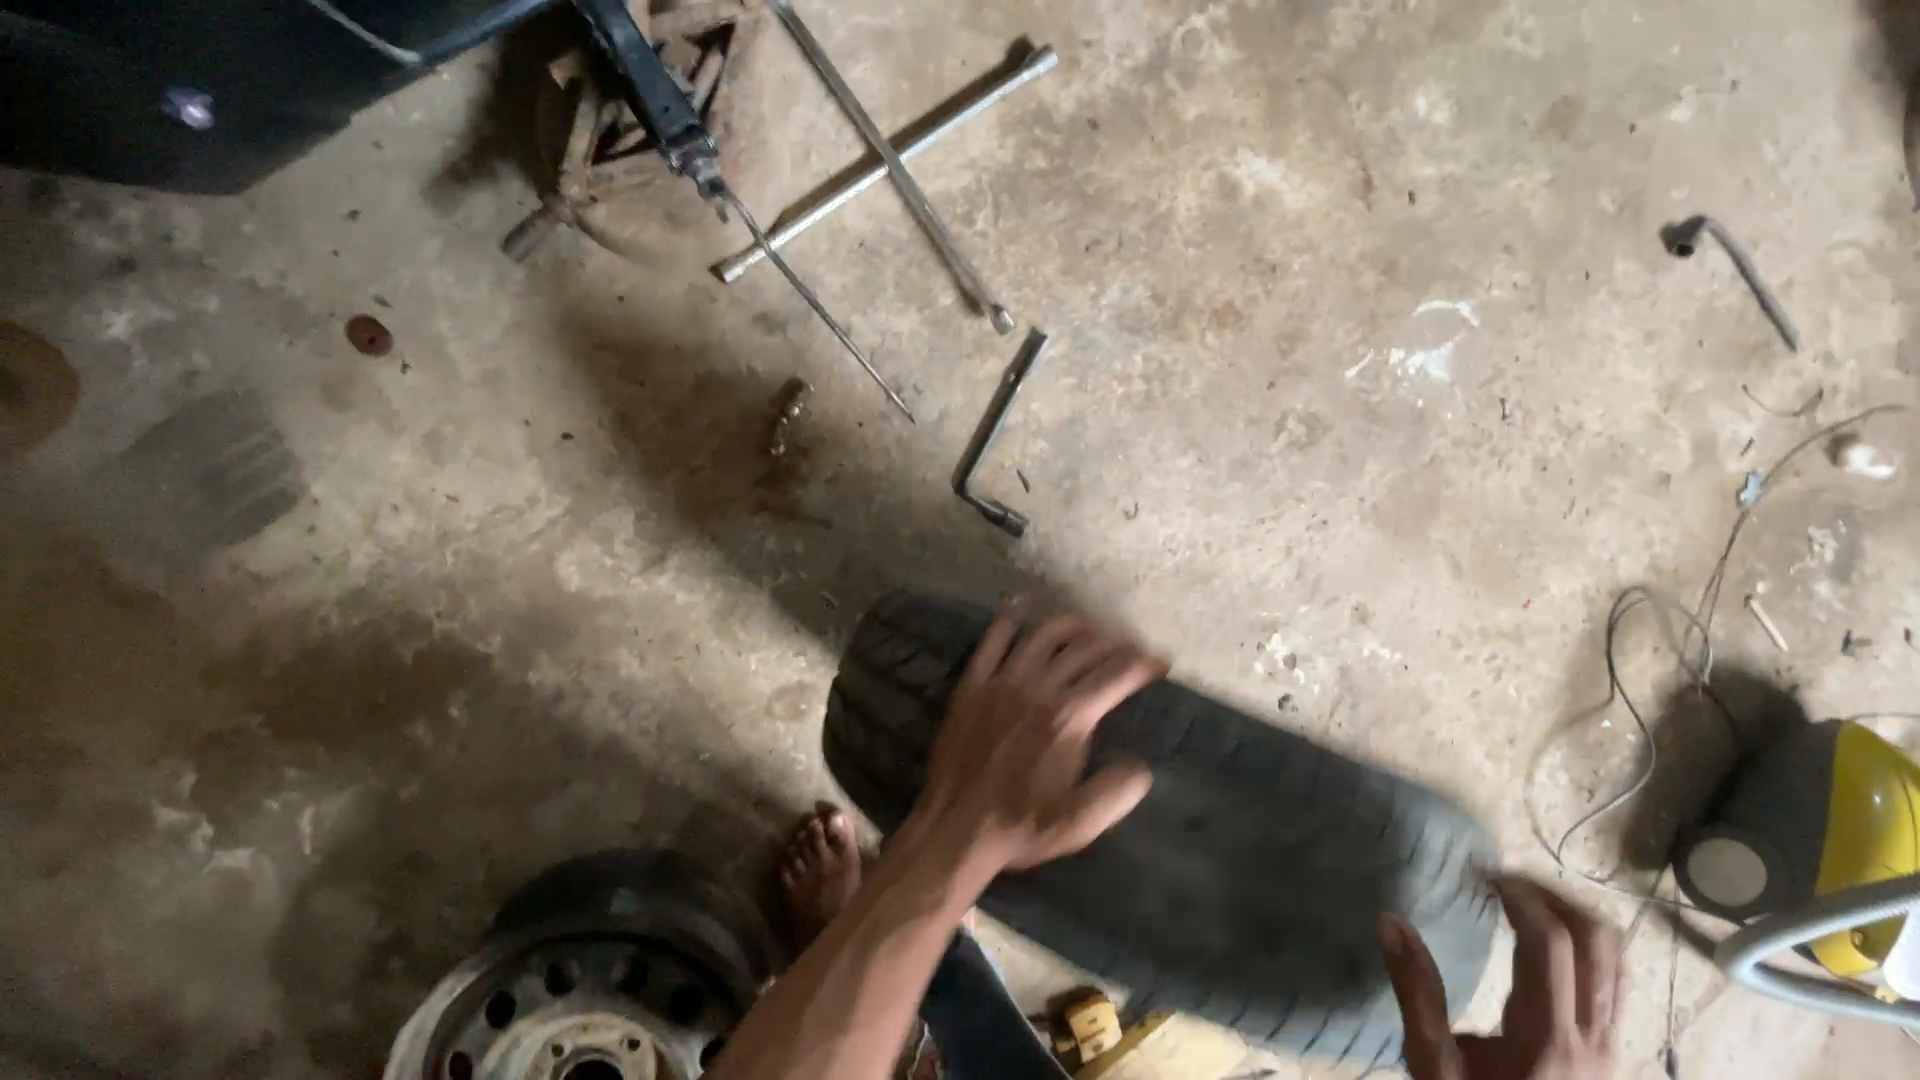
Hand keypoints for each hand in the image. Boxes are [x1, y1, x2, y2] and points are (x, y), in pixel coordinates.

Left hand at [904, 600, 1165, 872]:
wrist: (955, 825)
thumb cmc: (1020, 826)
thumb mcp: (1080, 823)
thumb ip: (1117, 792)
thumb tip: (1141, 767)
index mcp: (1069, 717)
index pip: (1117, 675)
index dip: (1144, 664)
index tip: (1160, 662)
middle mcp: (1038, 687)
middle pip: (1085, 650)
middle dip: (1116, 643)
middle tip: (1131, 647)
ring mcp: (1002, 680)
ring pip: (1044, 636)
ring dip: (1072, 625)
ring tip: (1090, 627)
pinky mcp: (973, 683)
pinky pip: (993, 639)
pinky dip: (1010, 617)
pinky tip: (1022, 604)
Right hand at [1378, 877, 1622, 1079]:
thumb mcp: (1432, 1062)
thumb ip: (1416, 991)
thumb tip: (1390, 919)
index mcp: (1548, 1038)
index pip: (1550, 943)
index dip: (1516, 895)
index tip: (1476, 874)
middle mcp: (1594, 1036)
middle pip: (1598, 939)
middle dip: (1548, 893)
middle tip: (1498, 879)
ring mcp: (1612, 1043)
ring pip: (1617, 956)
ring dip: (1571, 913)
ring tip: (1521, 897)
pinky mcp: (1612, 1046)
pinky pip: (1614, 976)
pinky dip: (1583, 941)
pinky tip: (1543, 938)